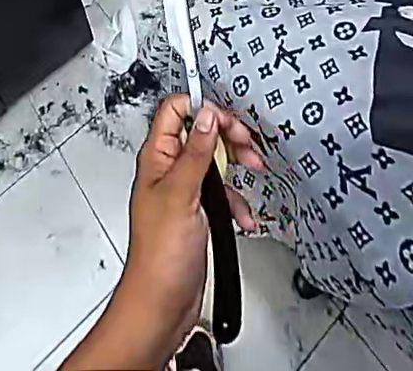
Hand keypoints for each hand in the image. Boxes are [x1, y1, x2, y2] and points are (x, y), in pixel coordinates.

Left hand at [64, 95, 261, 369]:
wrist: (162, 306)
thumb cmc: (159, 257)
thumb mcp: (181, 194)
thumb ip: (196, 152)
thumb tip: (207, 115)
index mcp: (158, 156)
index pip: (176, 110)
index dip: (201, 106)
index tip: (225, 115)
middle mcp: (170, 168)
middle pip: (202, 131)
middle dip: (228, 135)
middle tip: (247, 144)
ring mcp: (184, 188)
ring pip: (215, 159)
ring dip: (238, 164)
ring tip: (254, 169)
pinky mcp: (198, 209)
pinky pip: (222, 190)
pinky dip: (237, 199)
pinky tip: (244, 213)